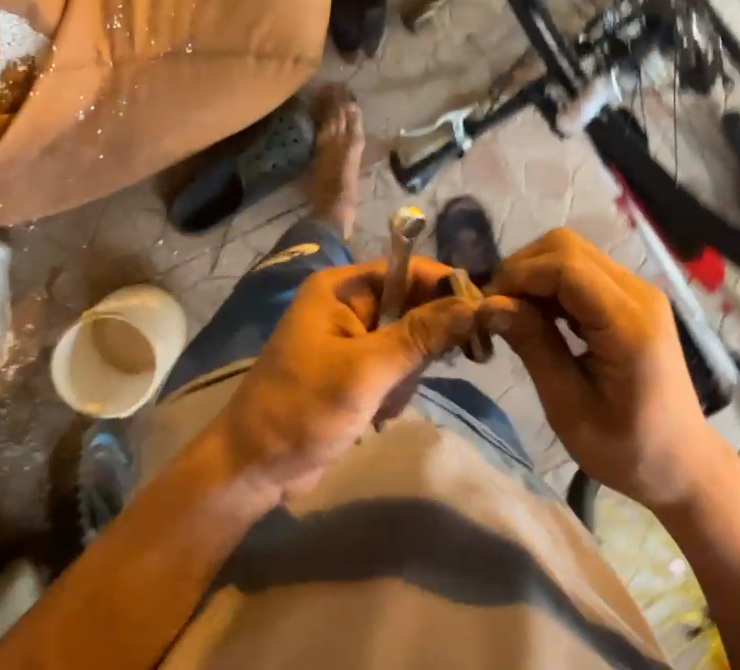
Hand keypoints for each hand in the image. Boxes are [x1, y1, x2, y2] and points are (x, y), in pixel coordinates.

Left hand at [210, 258, 484, 499]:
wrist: (254, 469)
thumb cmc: (302, 409)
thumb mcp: (366, 371)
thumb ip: (421, 335)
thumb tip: (475, 303)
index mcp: (340, 289)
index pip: (407, 269)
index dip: (447, 286)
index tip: (485, 312)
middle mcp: (346, 305)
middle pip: (413, 304)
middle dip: (424, 340)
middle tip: (444, 364)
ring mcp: (350, 340)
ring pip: (409, 341)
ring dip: (407, 373)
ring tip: (386, 400)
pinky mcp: (354, 372)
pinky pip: (395, 368)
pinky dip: (396, 390)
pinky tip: (378, 412)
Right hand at [488, 229, 721, 511]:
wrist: (682, 464)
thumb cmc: (626, 449)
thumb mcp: (569, 407)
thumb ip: (533, 346)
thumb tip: (488, 304)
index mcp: (628, 323)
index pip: (565, 266)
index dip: (518, 276)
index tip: (485, 307)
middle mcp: (638, 293)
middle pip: (567, 247)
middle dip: (522, 270)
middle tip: (496, 311)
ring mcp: (638, 292)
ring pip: (572, 253)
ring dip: (535, 275)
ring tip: (513, 316)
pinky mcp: (632, 298)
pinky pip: (583, 271)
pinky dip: (552, 284)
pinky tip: (539, 318)